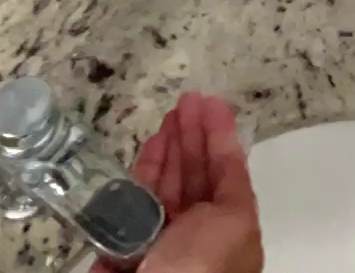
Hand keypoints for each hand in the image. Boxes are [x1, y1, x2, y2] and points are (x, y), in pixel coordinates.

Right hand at [96, 92, 262, 272]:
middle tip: (186, 98)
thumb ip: (232, 186)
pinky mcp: (121, 251)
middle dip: (191, 134)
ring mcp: (159, 242)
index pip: (227, 170)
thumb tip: (229, 156)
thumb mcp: (233, 223)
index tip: (211, 100)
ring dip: (167, 148)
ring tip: (169, 114)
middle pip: (194, 173)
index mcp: (228, 229)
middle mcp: (195, 234)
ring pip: (164, 185)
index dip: (219, 133)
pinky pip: (131, 206)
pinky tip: (146, 149)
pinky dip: (138, 176)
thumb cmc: (200, 269)